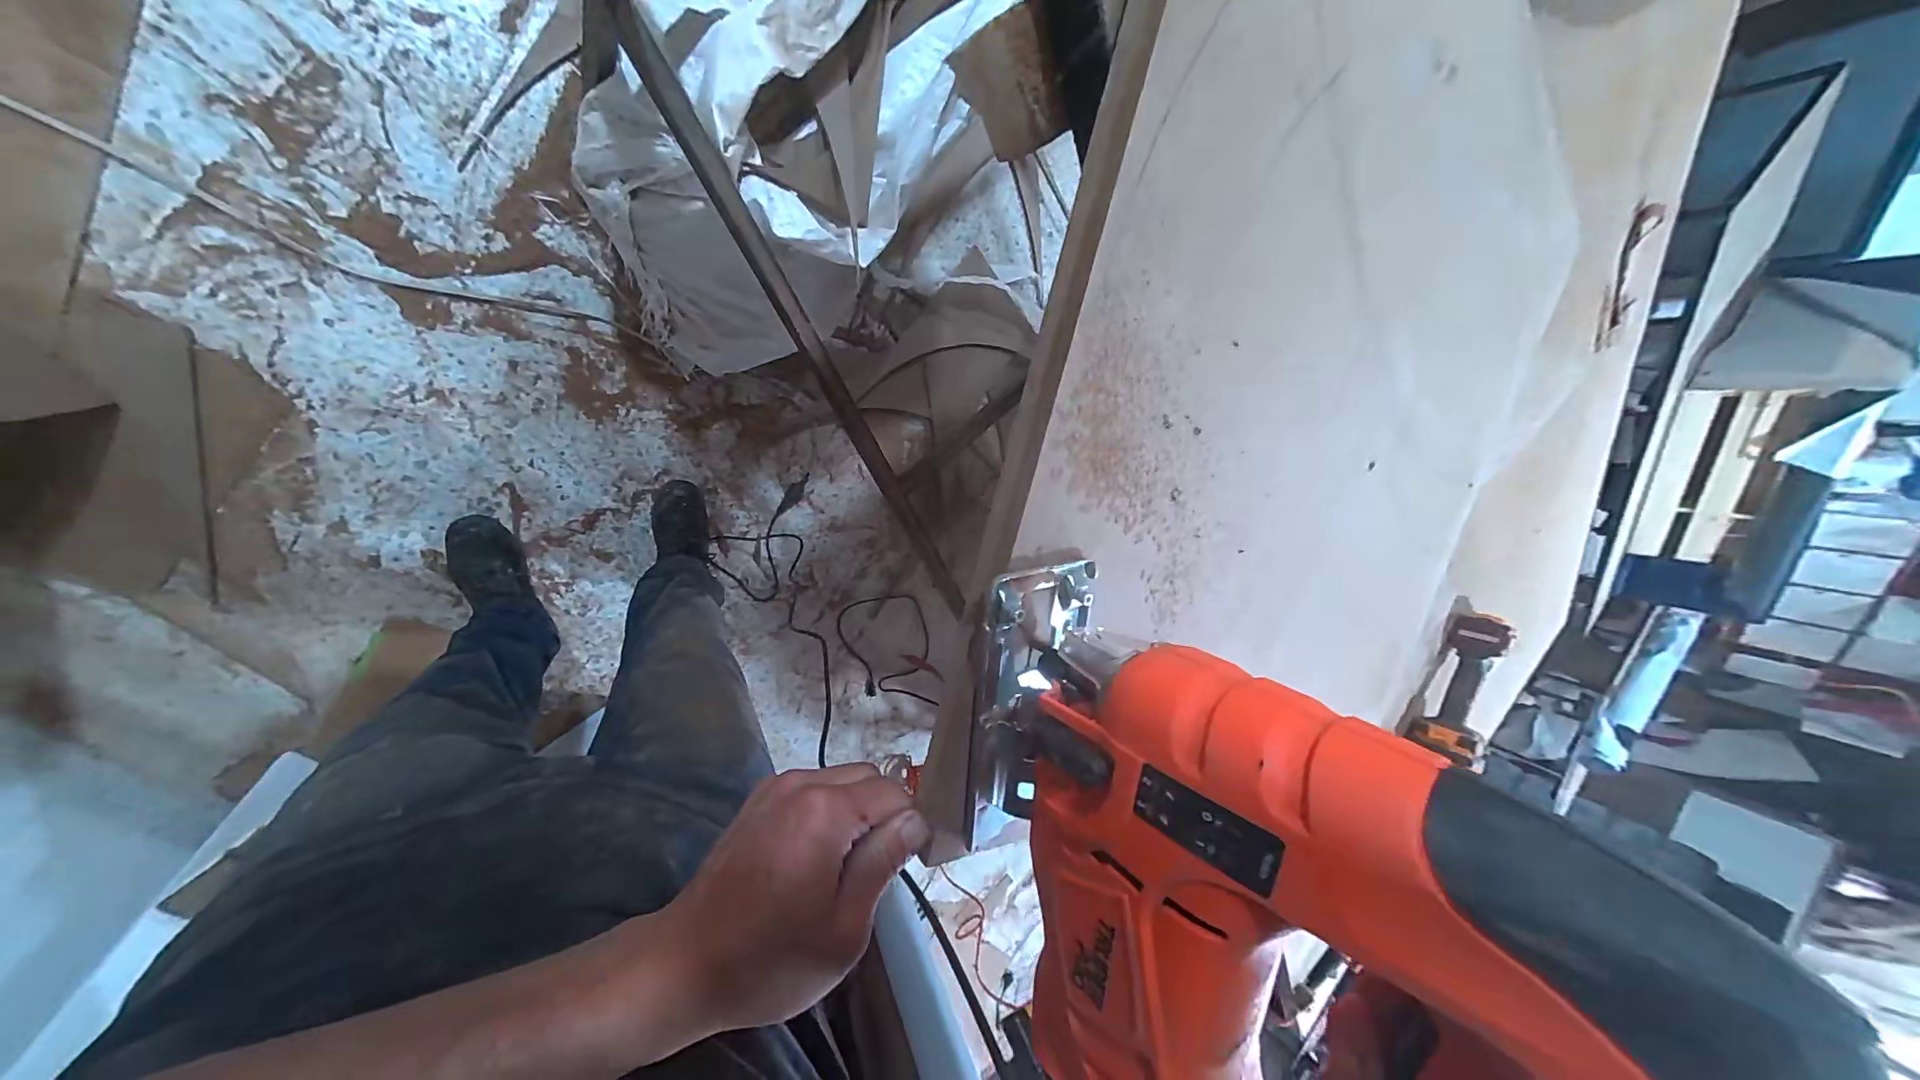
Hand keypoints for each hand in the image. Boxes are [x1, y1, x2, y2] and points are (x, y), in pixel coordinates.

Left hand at [653, 763, 928, 1035]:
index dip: (911, 827)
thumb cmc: (769, 958)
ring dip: (857, 813)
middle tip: (875, 870)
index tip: (907, 867)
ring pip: (843, 780)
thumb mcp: (845, 927)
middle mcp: (802, 783)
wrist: (683, 965)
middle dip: (884, 815)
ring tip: (843, 867)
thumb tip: (916, 822)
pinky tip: (814, 857)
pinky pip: (815, 789)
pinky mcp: (759, 799)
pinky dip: (829, 812)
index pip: (897, 794)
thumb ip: (884, 862)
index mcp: (826, 809)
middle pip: (871, 777)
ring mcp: (776, 787)